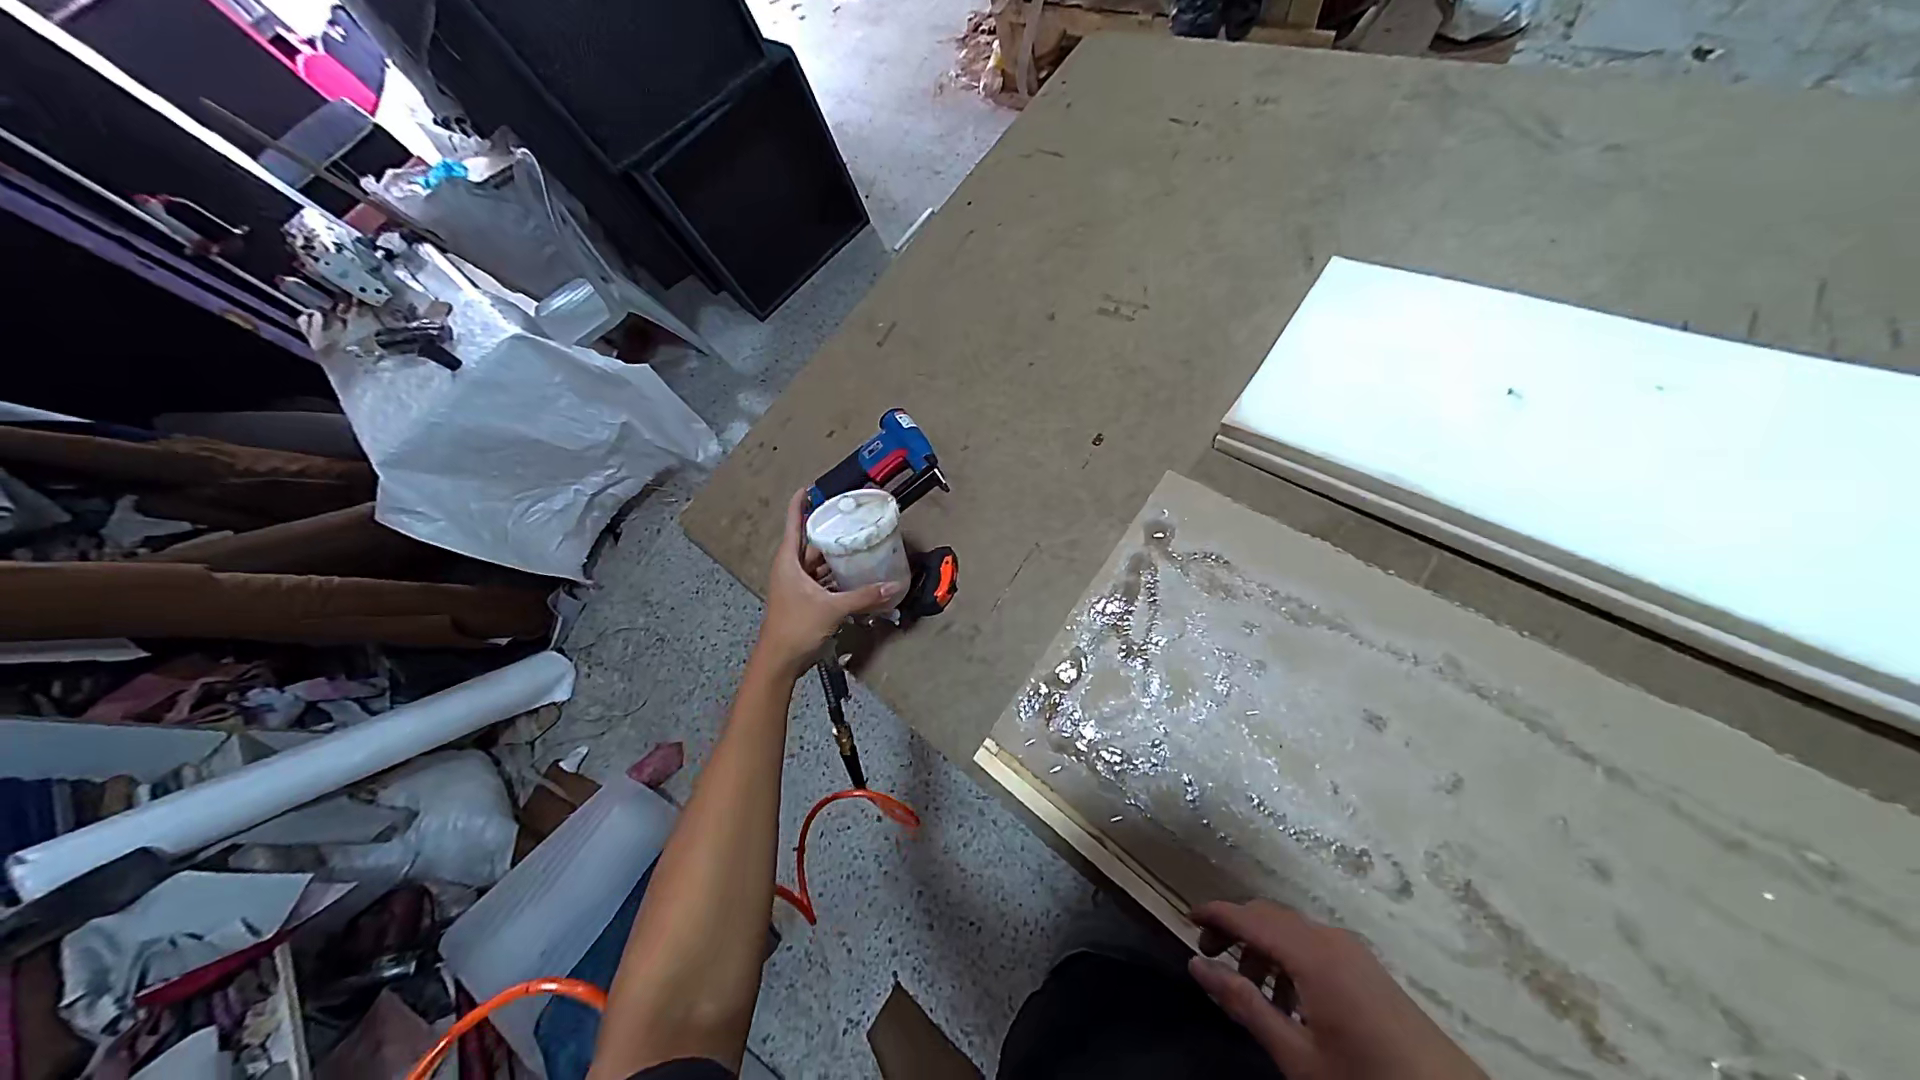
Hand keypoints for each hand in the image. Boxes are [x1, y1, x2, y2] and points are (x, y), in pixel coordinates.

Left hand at [752, 488, 900, 677]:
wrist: (779, 661)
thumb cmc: (796, 627)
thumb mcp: (832, 609)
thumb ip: (864, 596)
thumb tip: (893, 586)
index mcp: (788, 561)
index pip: (794, 523)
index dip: (801, 504)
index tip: (810, 487)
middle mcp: (790, 568)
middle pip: (810, 542)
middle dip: (828, 530)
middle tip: (851, 518)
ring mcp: (796, 585)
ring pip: (817, 562)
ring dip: (834, 555)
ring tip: (858, 543)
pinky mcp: (804, 599)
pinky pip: (822, 580)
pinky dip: (836, 576)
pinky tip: (854, 574)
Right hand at [1188, 900, 1486, 1079]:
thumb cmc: (1363, 1077)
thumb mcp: (1296, 1053)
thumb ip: (1243, 1003)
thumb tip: (1195, 966)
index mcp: (1311, 953)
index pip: (1248, 916)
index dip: (1214, 914)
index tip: (1185, 920)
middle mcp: (1330, 939)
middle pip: (1268, 916)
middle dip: (1235, 929)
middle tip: (1210, 959)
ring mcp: (1353, 951)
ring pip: (1291, 930)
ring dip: (1262, 947)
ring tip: (1250, 989)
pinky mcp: (1368, 968)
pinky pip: (1315, 945)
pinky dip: (1289, 958)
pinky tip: (1289, 1000)